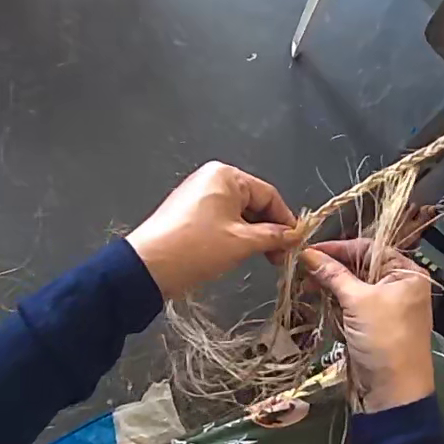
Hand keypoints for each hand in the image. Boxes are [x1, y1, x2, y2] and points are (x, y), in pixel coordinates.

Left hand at [126, 162, 297, 298]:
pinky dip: (235, 236)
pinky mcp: (188, 214)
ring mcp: (198, 196)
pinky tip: (240, 254)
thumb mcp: (242, 242)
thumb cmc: (195, 248)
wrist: (148, 267)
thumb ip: (273, 236)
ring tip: (263, 259)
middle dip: (269, 230)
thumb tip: (293, 236)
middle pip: (254, 203)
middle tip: (281, 257)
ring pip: (238, 214)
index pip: (269, 194)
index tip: (296, 244)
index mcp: (225, 176)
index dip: (286, 221)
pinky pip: (222, 221)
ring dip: (253, 236)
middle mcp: (211, 179)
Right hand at [299, 239, 434, 412]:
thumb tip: (307, 252)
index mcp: (405, 273)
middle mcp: (397, 284)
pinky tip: (313, 300)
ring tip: (303, 286)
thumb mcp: (358, 301)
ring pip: (350, 285)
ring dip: (327, 285)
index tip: (308, 250)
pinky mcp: (371, 323)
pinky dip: (332, 302)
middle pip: (358, 265)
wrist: (393, 392)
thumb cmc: (384, 340)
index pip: (367, 248)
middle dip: (330, 267)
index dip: (337, 248)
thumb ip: (332, 274)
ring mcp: (384, 305)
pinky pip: (348, 304)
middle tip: (301, 268)